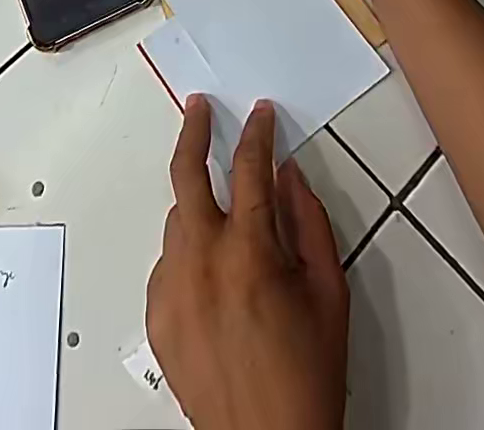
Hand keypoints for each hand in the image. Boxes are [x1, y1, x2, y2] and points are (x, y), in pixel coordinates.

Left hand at [147, 98, 349, 429]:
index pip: (250, 170)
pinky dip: (190, 255)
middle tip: (198, 108)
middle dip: (192, 131)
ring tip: (229, 236)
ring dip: (199, 209)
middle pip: (185, 172)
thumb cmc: (308, 373)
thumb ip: (308, 224)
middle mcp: (200, 258)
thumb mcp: (329, 295)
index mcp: (248, 252)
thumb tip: (288, 175)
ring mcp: (170, 282)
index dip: (257, 135)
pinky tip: (215, 283)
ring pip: (178, 219)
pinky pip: (170, 260)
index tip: (260, 115)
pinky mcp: (154, 307)